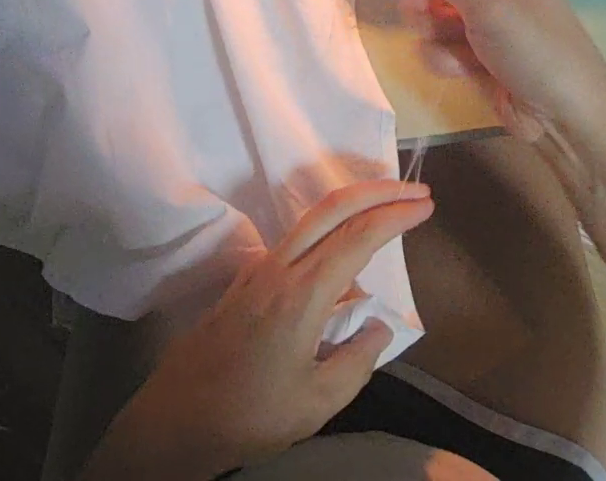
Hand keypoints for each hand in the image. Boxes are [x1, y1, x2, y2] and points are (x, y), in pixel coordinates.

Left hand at [79, 180, 433, 480]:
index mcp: (301, 294)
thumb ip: (357, 359)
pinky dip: (331, 225)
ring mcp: (260, 268)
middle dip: (378, 190)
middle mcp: (280, 267)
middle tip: (417, 189)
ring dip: (354, 203)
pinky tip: (346, 249)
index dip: (396, 216)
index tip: (427, 205)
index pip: (358, 237)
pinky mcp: (248, 278)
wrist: (178, 416)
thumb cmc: (250, 414)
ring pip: (312, 217)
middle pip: (333, 207)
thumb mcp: (318, 402)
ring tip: (390, 207)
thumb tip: (377, 326)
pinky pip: (298, 238)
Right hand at [373, 0, 605, 143]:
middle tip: (414, 3)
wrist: (566, 118)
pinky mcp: (468, 50)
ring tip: (449, 41)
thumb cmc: (537, 48)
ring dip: (427, 24)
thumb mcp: (487, 2)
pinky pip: (433, 41)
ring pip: (424, 5)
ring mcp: (476, 16)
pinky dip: (441, 55)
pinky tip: (464, 69)